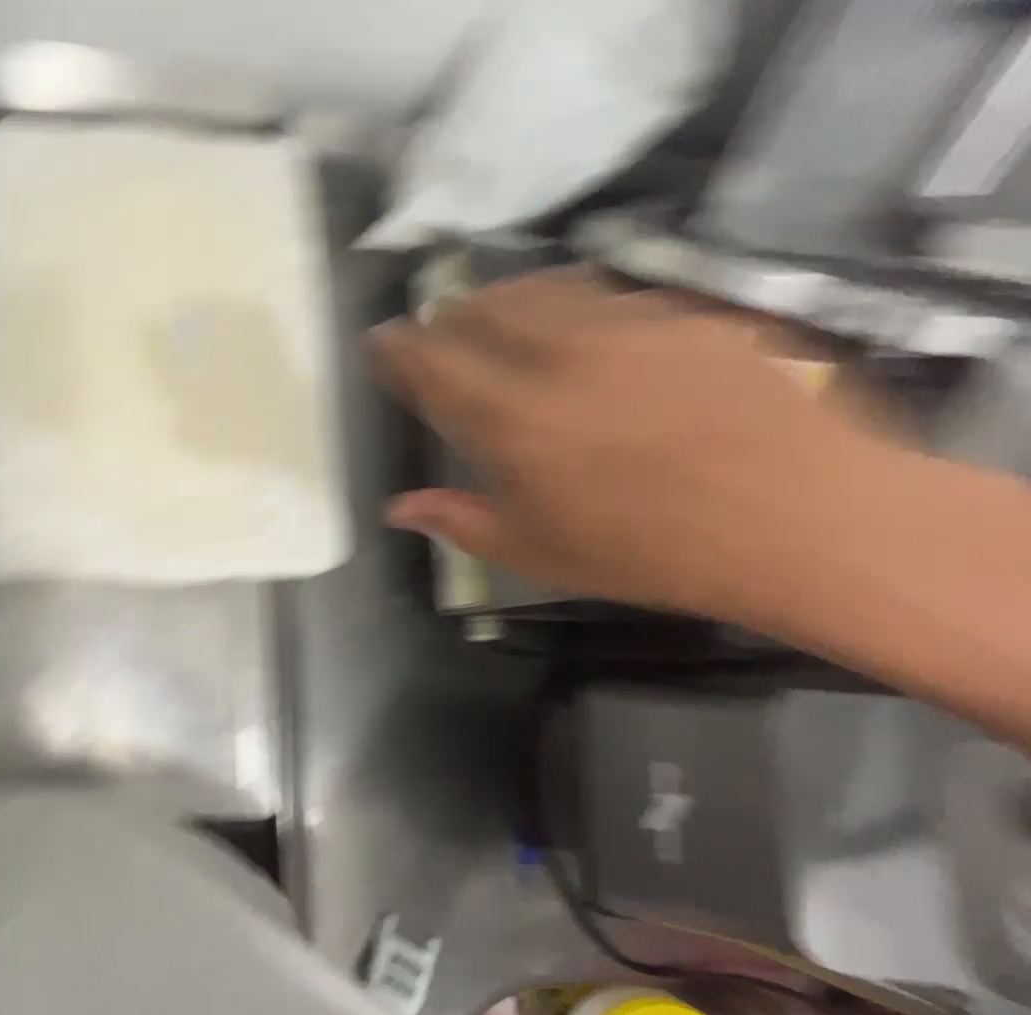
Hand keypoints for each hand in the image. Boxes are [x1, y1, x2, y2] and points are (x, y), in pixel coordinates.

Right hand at [373, 269, 921, 622]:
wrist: (806, 518)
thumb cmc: (652, 550)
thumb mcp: (537, 552)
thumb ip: (460, 520)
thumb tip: (397, 508)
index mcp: (511, 418)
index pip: (432, 363)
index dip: (398, 347)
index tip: (380, 340)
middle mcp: (560, 357)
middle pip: (484, 309)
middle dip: (450, 311)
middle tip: (437, 319)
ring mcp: (630, 329)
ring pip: (548, 288)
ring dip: (510, 294)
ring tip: (499, 306)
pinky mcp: (690, 319)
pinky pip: (617, 296)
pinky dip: (583, 302)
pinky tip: (590, 324)